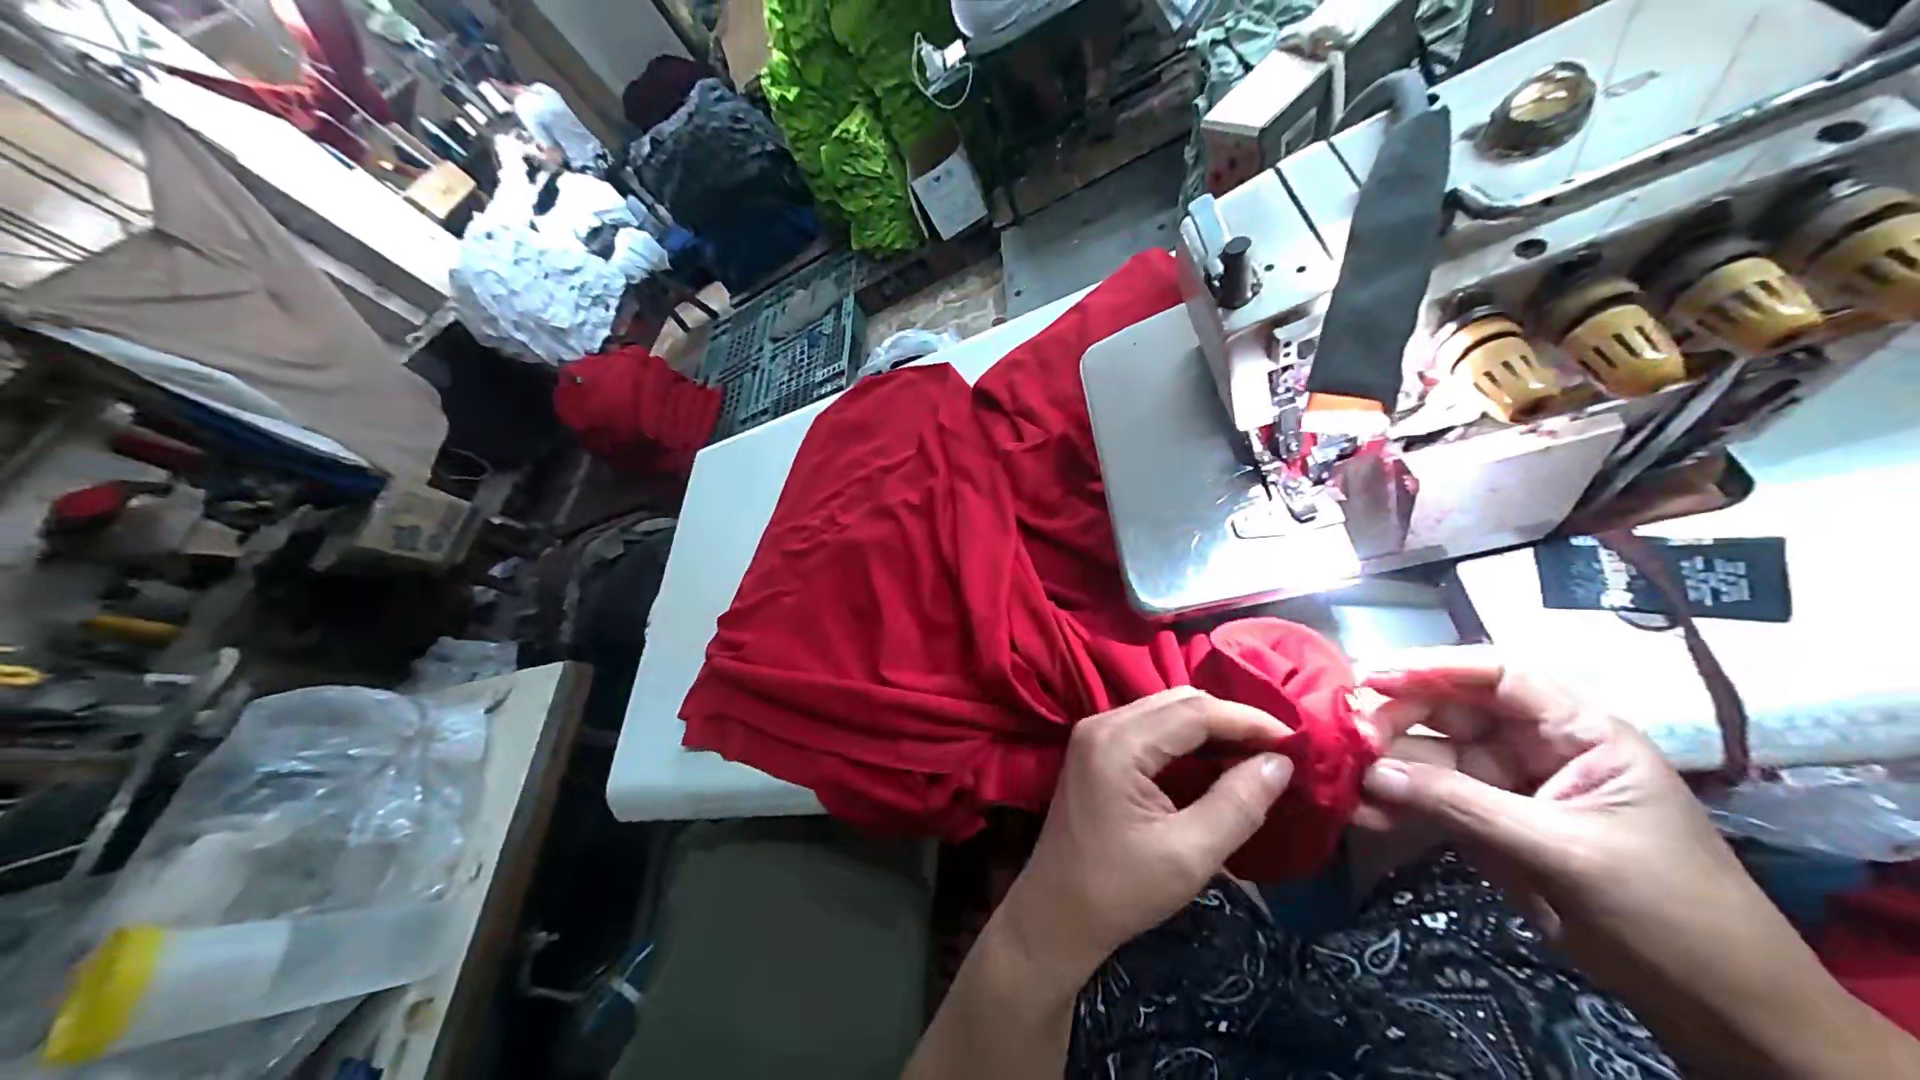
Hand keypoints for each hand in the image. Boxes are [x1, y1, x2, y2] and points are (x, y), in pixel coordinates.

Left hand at [998, 687, 1295, 988]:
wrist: (1055, 913)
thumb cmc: (1120, 890)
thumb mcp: (1189, 854)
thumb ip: (1238, 804)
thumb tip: (1280, 762)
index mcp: (1117, 743)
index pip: (1194, 711)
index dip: (1249, 720)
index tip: (1296, 741)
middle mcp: (1102, 723)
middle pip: (1179, 701)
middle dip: (1232, 719)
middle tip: (1278, 749)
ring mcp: (1094, 733)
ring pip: (1165, 709)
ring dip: (1210, 726)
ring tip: (1255, 753)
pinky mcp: (1095, 748)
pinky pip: (1149, 725)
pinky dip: (1186, 737)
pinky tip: (1214, 759)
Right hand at [1354, 645, 1747, 955]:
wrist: (1716, 1007)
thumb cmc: (1666, 911)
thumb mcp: (1564, 852)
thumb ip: (1464, 805)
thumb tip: (1373, 773)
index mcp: (1578, 734)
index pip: (1498, 677)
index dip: (1433, 668)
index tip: (1372, 677)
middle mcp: (1536, 747)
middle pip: (1450, 711)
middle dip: (1396, 720)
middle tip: (1348, 739)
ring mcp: (1507, 786)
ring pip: (1429, 755)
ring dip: (1386, 767)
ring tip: (1343, 781)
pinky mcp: (1487, 824)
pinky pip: (1429, 800)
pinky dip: (1396, 804)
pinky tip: (1363, 814)